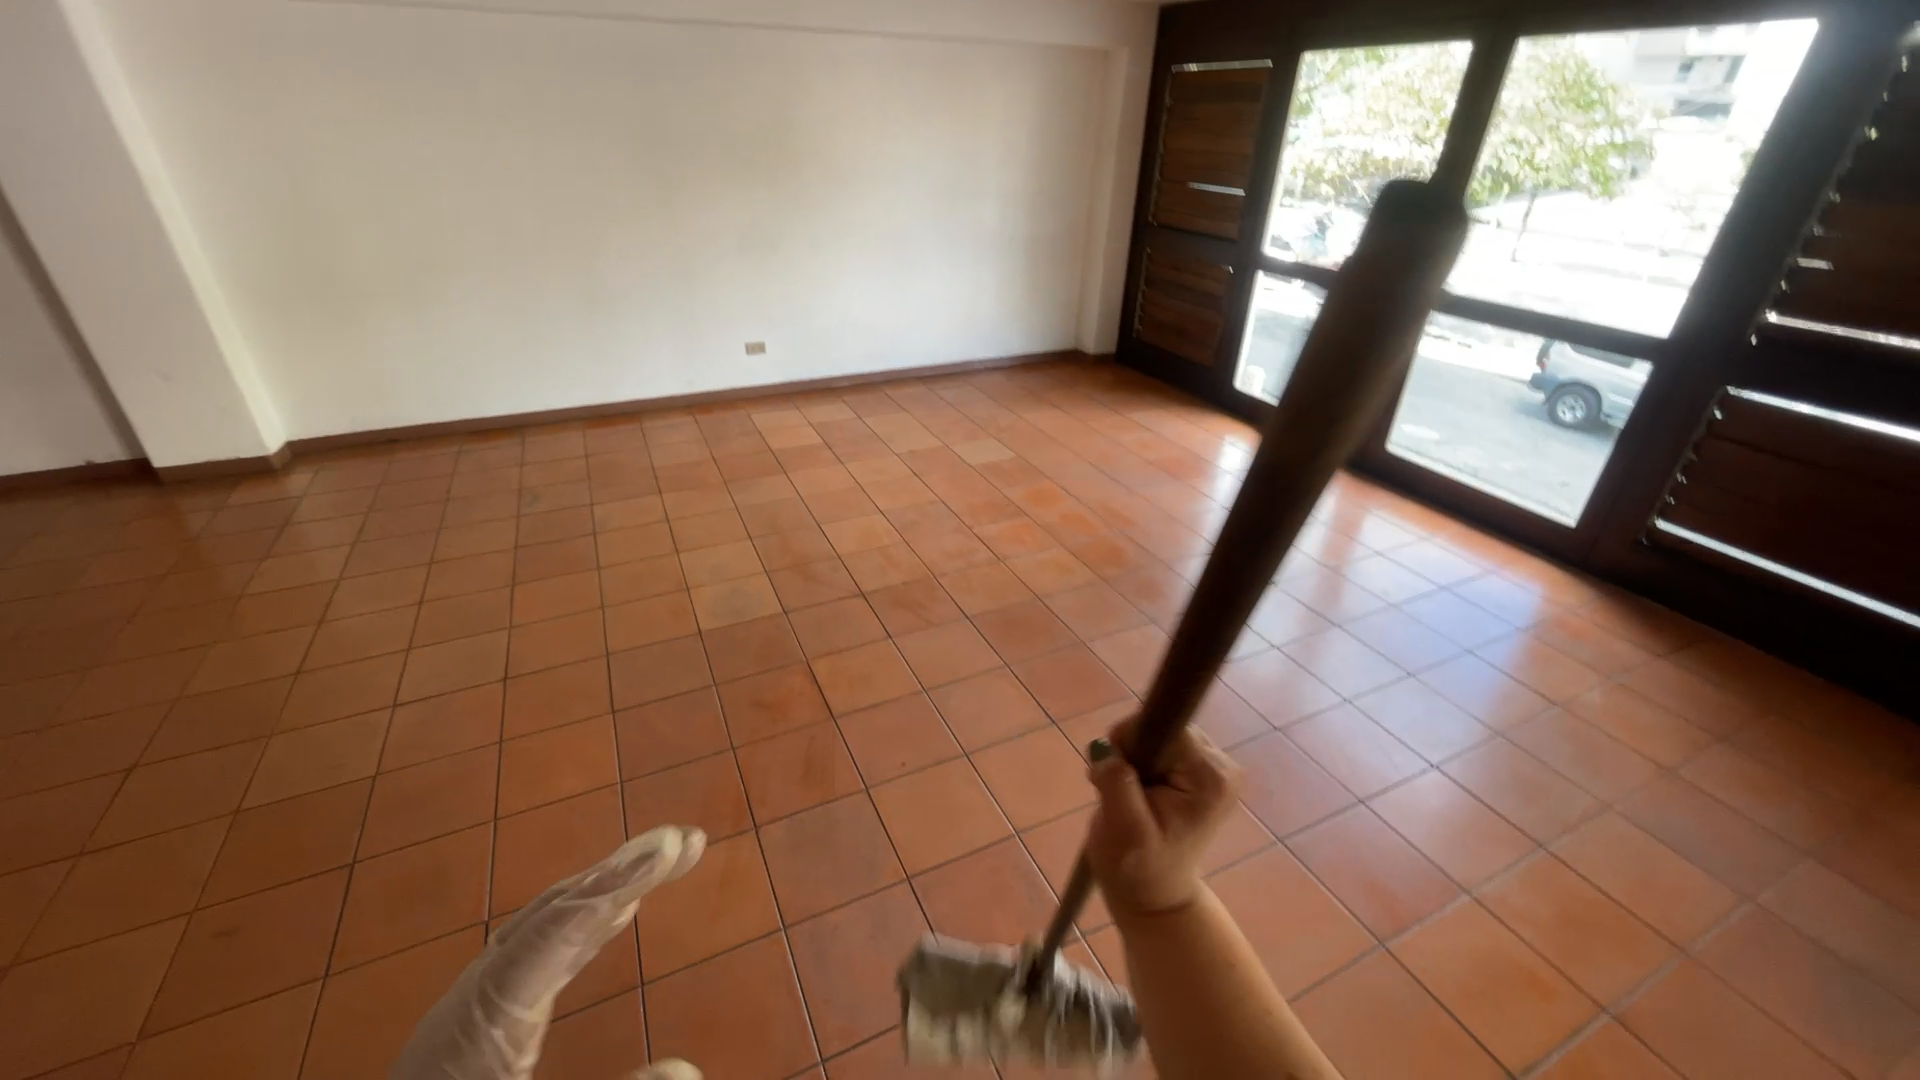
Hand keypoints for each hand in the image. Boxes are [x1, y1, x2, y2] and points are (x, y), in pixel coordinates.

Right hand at [1084, 722, 1242, 918]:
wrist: (1153, 894)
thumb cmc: (1137, 869)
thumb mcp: (1123, 830)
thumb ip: (1118, 784)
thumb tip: (1109, 747)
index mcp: (1211, 779)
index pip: (1166, 728)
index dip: (1133, 741)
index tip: (1114, 770)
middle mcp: (1222, 767)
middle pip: (1163, 728)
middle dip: (1132, 751)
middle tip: (1117, 790)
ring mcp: (1214, 768)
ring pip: (1159, 734)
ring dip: (1134, 758)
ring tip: (1125, 795)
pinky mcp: (1201, 770)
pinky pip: (1162, 745)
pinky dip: (1141, 762)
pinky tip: (1136, 791)